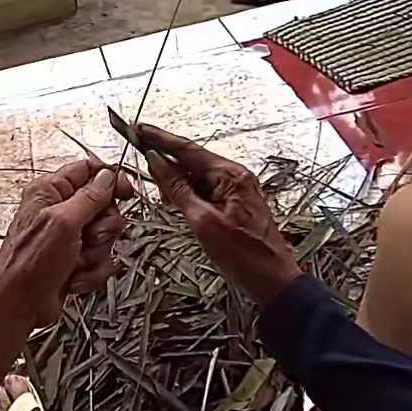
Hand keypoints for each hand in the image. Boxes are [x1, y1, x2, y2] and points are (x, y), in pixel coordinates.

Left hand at [0, 158, 129, 341]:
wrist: (18, 305)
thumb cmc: (28, 263)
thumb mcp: (63, 222)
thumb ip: (90, 197)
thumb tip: (108, 176)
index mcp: (50, 191)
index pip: (88, 170)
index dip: (110, 179)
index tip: (126, 192)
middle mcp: (59, 211)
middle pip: (104, 206)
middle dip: (103, 227)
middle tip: (88, 237)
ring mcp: (68, 237)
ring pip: (106, 236)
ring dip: (96, 253)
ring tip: (76, 261)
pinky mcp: (75, 260)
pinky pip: (101, 260)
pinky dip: (92, 272)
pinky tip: (74, 278)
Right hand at [139, 123, 301, 305]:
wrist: (273, 281)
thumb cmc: (243, 255)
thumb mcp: (202, 221)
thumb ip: (177, 188)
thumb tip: (156, 162)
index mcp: (230, 175)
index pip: (188, 149)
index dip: (160, 138)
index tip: (138, 128)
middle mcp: (234, 176)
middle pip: (191, 160)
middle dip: (165, 161)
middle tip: (141, 162)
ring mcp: (234, 189)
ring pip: (195, 176)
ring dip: (175, 180)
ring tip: (160, 192)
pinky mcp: (232, 202)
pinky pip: (203, 189)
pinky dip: (186, 193)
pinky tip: (175, 201)